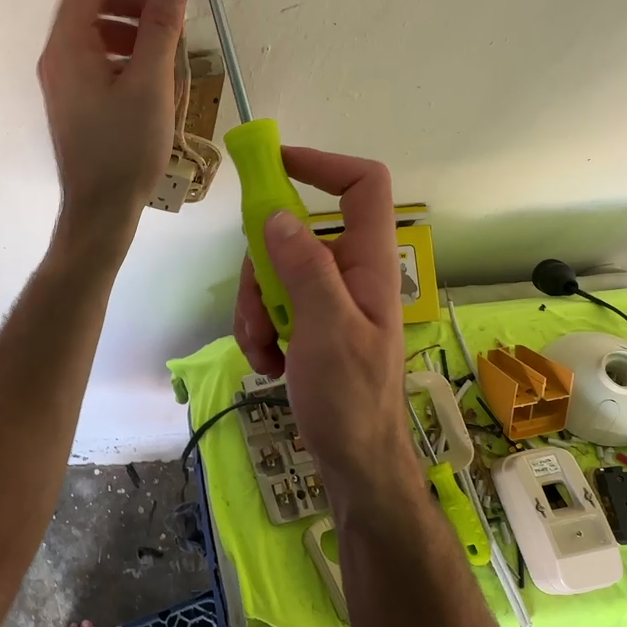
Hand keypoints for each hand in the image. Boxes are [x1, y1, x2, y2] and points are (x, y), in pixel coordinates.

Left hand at [36, 0, 189, 241]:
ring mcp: (62, 80)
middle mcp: (56, 57)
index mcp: (67, 47)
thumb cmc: (125, 150)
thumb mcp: (151, 83)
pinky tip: (150, 74)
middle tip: (168, 12)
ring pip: (94, 29)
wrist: (100, 209)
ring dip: (130, 24)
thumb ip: (161, 25)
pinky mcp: (73, 100)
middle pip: (89, 0)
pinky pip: (95, 57)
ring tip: (164, 46)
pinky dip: (123, 51)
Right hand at [234, 148, 413, 488]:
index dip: (322, 163)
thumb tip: (277, 216)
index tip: (272, 164)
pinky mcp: (311, 325)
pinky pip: (273, 305)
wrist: (356, 463)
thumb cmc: (351, 399)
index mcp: (369, 264)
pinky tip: (269, 363)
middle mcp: (350, 273)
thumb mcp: (326, 330)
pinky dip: (262, 331)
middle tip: (259, 313)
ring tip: (264, 351)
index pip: (362, 185)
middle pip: (295, 234)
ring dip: (257, 310)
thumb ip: (304, 268)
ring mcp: (329, 300)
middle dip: (262, 270)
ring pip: (275, 272)